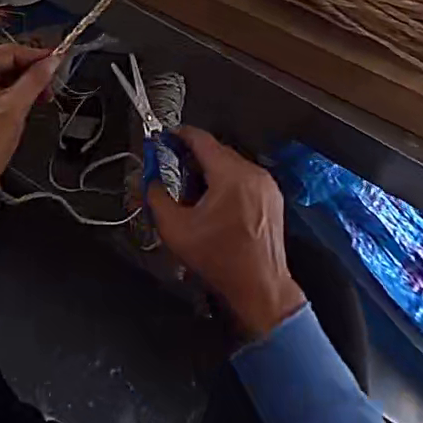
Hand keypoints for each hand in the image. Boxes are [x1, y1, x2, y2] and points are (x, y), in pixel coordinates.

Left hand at [0, 44, 59, 243]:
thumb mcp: (15, 108)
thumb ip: (35, 80)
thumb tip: (55, 59)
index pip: (8, 51)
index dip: (36, 55)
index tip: (61, 61)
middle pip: (3, 63)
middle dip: (30, 72)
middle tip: (53, 86)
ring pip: (0, 78)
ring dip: (23, 85)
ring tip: (43, 98)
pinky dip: (11, 95)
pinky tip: (27, 105)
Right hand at [146, 127, 305, 337]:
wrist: (260, 287)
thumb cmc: (219, 260)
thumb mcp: (175, 229)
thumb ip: (156, 198)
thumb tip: (150, 181)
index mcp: (231, 175)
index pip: (202, 140)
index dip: (180, 135)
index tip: (165, 138)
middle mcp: (252, 173)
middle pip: (217, 151)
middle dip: (193, 157)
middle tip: (172, 168)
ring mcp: (266, 185)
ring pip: (231, 164)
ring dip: (210, 170)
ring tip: (192, 190)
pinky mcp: (272, 197)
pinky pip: (245, 178)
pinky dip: (227, 181)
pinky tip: (214, 202)